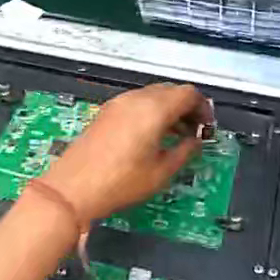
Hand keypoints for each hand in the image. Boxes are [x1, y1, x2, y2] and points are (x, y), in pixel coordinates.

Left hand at [43, 83, 212, 221]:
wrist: (72, 188)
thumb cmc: (121, 182)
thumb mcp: (161, 172)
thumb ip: (185, 152)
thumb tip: (196, 141)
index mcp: (155, 109)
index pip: (188, 94)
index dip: (203, 107)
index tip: (207, 127)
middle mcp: (137, 98)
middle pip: (171, 90)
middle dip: (187, 107)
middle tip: (194, 131)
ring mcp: (119, 102)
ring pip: (153, 95)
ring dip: (168, 109)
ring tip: (175, 136)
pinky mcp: (106, 111)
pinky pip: (137, 102)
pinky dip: (151, 111)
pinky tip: (151, 135)